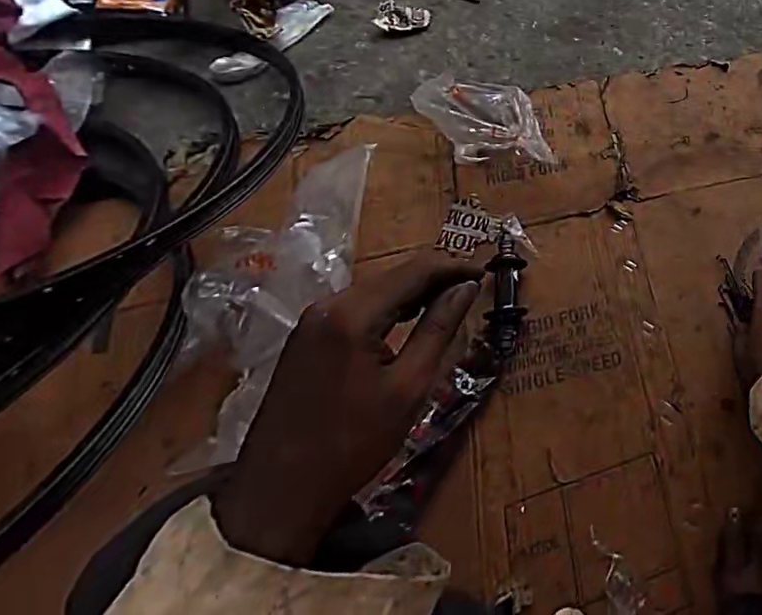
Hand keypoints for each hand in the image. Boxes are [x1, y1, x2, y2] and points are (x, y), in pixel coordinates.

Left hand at [211, 251, 483, 564]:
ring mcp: (313, 318)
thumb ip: (438, 330)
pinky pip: (356, 307)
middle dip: (435, 276)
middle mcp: (329, 303)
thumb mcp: (407, 389)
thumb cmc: (351, 446)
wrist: (277, 494)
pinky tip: (408, 317)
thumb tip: (466, 288)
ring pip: (375, 289)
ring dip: (412, 291)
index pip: (415, 270)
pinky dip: (388, 307)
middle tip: (472, 285)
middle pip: (393, 275)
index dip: (453, 266)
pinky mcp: (306, 335)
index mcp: (353, 313)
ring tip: (450, 299)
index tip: (484, 271)